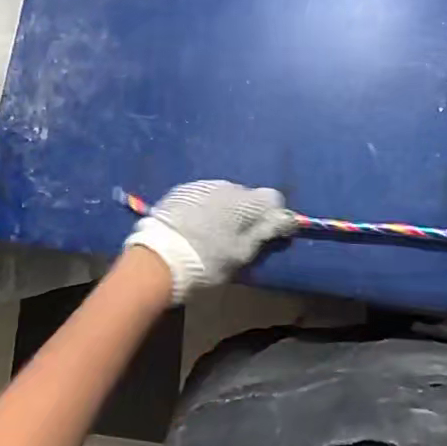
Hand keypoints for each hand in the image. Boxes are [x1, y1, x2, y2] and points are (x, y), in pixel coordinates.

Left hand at [125, 181, 297, 302]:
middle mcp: (225, 186)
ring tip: (211, 232)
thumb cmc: (208, 260)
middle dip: (244, 212)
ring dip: (222, 209)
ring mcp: (201, 186)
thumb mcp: (243, 253)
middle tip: (234, 237)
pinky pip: (201, 196)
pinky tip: (193, 225)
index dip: (271, 217)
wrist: (161, 256)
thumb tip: (285, 218)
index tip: (264, 234)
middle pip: (245, 196)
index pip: (272, 199)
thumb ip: (266, 232)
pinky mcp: (180, 190)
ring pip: (222, 195)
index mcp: (245, 201)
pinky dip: (203, 207)